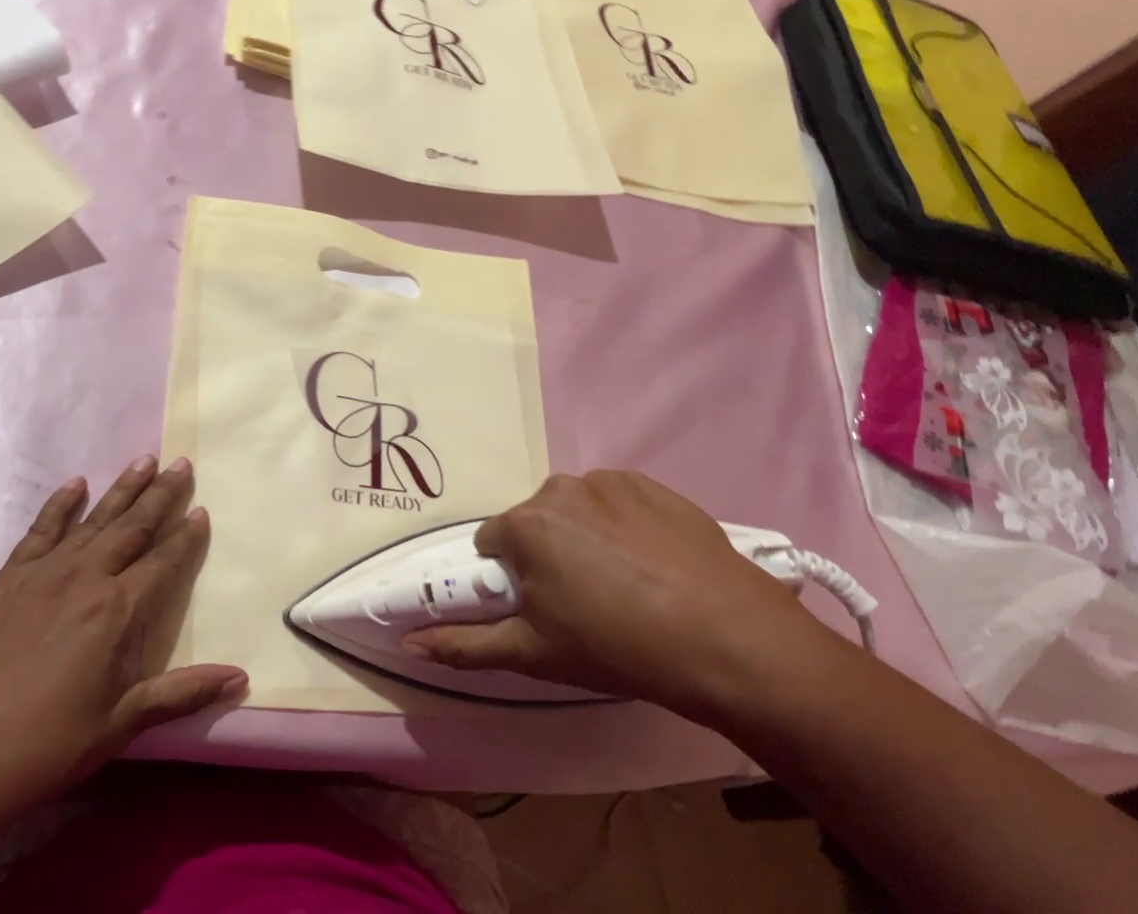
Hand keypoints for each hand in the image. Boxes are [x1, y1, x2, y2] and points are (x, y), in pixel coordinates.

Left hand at [0, 455, 245, 854]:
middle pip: (130, 527)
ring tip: (142, 460)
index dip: (185, 536)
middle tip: (180, 463)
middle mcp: (83, 579)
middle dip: (159, 495)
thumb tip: (241, 678)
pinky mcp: (8, 579)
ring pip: (91, 521)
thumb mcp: (123, 722)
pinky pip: (39, 530)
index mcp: (116, 611)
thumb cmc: (52, 744)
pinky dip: (60, 505)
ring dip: (120, 490)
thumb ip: (182, 693)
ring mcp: (42, 574)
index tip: (202, 509)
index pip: (162, 562)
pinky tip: (75, 485)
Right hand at [403, 470, 837, 723]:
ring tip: (621, 583)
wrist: (728, 641)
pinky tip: (649, 563)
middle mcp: (561, 490)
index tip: (537, 607)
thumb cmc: (617, 647)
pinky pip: (617, 502)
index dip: (507, 578)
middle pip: (533, 522)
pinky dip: (621, 525)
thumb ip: (463, 646)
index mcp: (525, 525)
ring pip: (575, 510)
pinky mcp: (656, 486)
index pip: (490, 544)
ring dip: (582, 537)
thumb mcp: (533, 654)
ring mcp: (613, 482)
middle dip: (544, 554)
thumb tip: (409, 644)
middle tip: (580, 601)